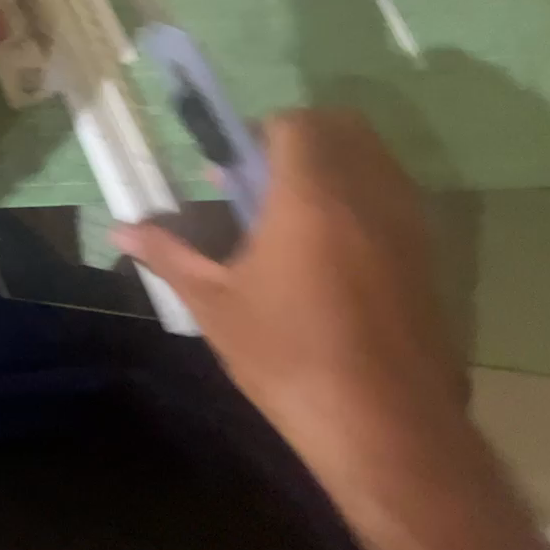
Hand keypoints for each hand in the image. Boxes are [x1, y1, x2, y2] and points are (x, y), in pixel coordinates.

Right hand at [113, 110, 464, 427]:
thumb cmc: (285, 354)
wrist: (381, 424)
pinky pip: (392, 198)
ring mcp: (408, 225)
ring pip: (373, 161)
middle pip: (343, 128)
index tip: (227, 165)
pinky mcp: (429, 258)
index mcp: (310, 198)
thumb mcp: (213, 303)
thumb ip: (168, 254)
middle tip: (256, 181)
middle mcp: (367, 197)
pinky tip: (324, 252)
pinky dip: (357, 199)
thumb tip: (119, 229)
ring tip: (286, 215)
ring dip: (330, 167)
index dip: (258, 131)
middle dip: (298, 139)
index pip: (295, 125)